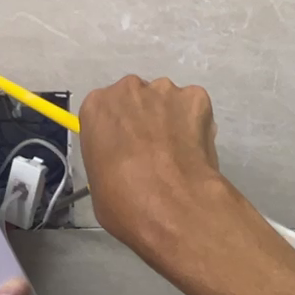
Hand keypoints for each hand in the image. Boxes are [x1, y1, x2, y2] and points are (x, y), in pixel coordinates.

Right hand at [78, 75, 230, 260]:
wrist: (171, 205)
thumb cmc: (124, 200)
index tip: (126, 150)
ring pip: (167, 101)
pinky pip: (195, 107)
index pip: (105, 112)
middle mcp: (129, 88)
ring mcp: (165, 90)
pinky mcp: (196, 97)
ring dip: (171, 119)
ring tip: (178, 153)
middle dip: (144, 120)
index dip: (118, 132)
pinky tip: (196, 149)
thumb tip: (125, 162)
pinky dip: (197, 123)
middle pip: (136, 99)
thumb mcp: (97, 181)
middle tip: (153, 151)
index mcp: (97, 105)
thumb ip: (108, 156)